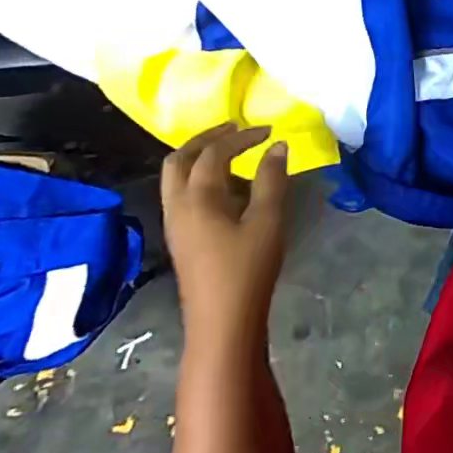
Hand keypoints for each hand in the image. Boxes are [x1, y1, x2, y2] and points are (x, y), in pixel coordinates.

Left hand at [160, 125, 290, 349]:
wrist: (222, 324)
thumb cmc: (247, 270)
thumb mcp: (268, 220)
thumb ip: (272, 179)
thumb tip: (277, 146)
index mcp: (197, 197)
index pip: (214, 152)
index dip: (241, 136)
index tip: (268, 130)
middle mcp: (177, 205)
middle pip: (180, 158)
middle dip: (207, 138)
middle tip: (235, 128)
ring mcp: (175, 223)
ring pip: (176, 177)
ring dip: (201, 157)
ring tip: (234, 157)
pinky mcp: (181, 239)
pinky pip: (182, 194)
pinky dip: (200, 178)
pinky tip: (228, 191)